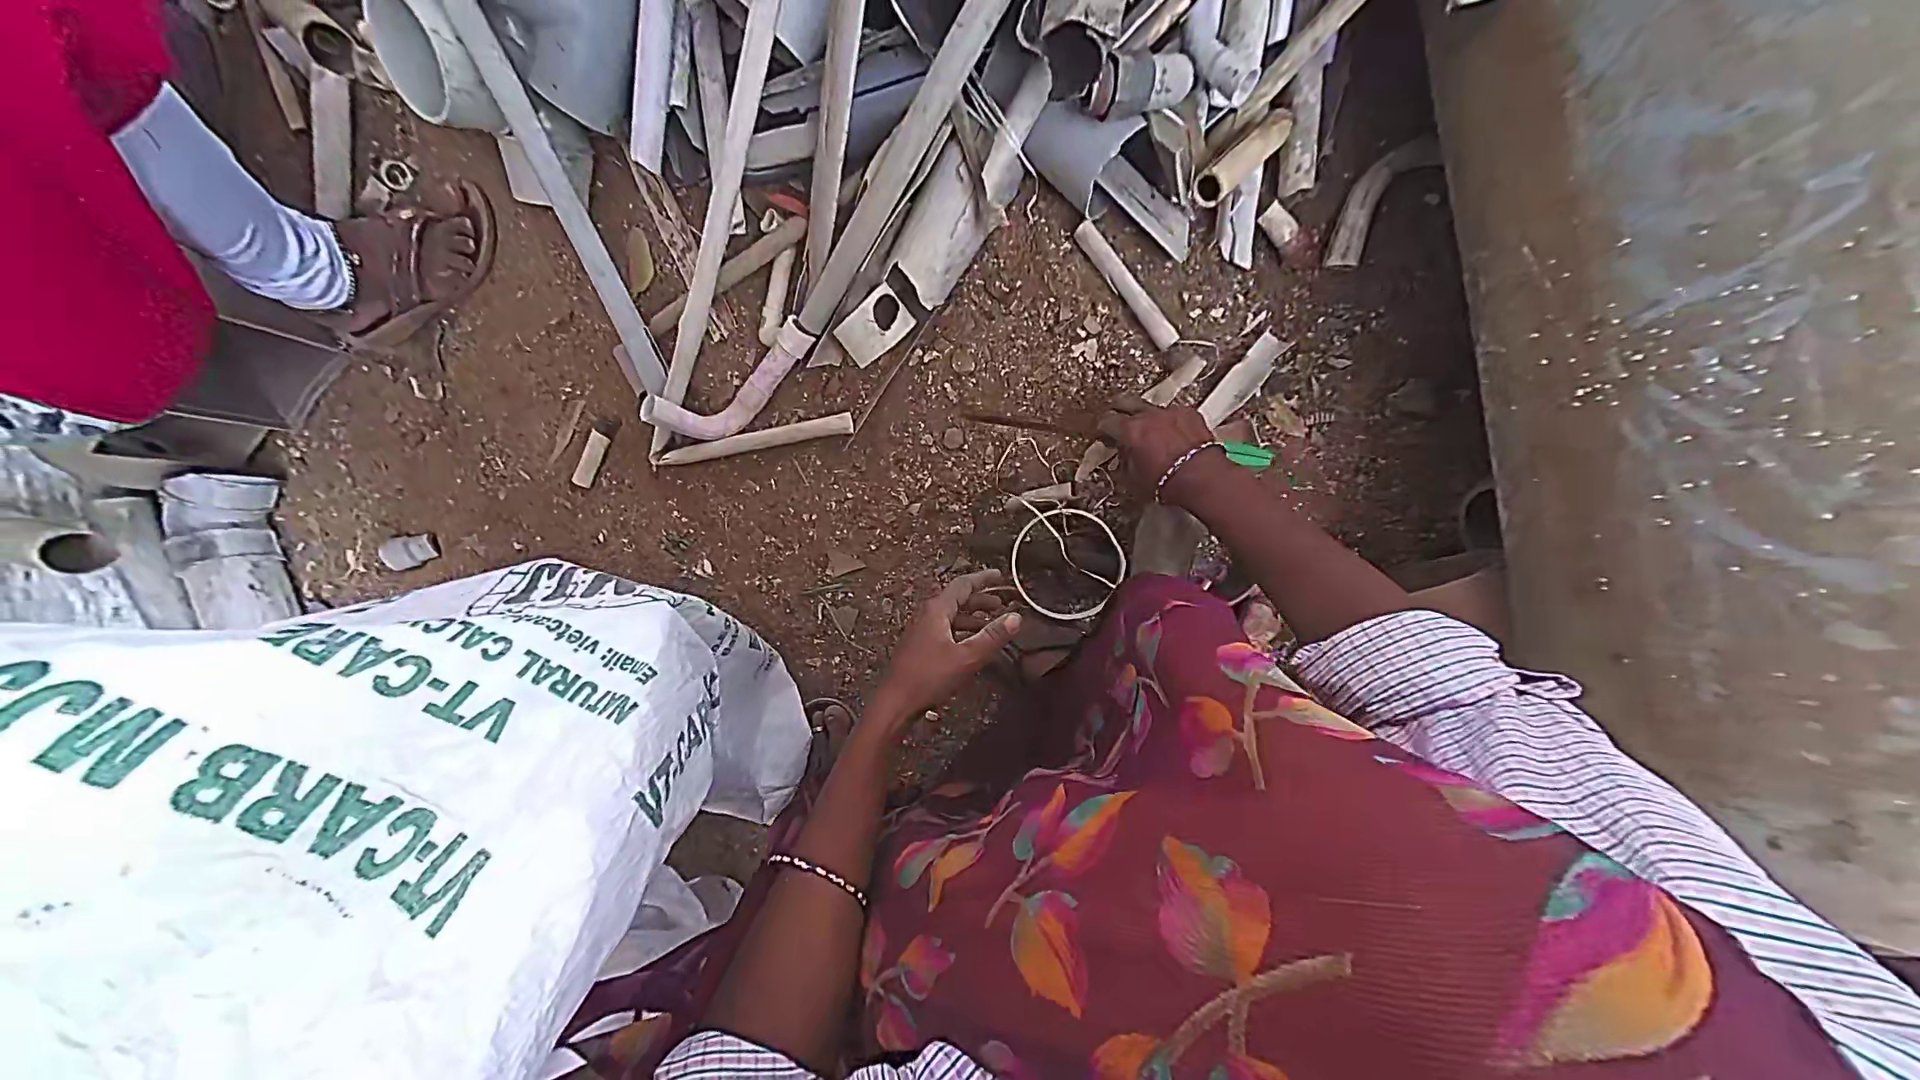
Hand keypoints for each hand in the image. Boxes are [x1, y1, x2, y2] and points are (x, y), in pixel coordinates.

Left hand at [868, 570, 1021, 727]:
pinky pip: (946, 630)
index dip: (983, 579)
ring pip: (952, 616)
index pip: (963, 584)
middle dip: (981, 600)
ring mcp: (922, 630)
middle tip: (1001, 603)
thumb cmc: (928, 677)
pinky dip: (963, 630)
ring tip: (992, 624)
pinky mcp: (921, 646)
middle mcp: (927, 615)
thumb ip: (993, 636)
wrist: (896, 701)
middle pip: (957, 599)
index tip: (999, 575)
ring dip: (973, 617)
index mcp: (937, 610)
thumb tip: (1015, 618)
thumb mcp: (967, 656)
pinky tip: (973, 643)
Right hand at [1096, 397, 1221, 505]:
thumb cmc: (1168, 482)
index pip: (1106, 421)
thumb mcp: (1132, 479)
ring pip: (1151, 408)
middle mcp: (1148, 416)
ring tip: (1150, 433)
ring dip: (1147, 418)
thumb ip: (1122, 461)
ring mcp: (1170, 412)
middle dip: (1119, 410)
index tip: (1104, 435)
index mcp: (1129, 430)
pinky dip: (1169, 422)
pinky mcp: (1189, 413)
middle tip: (1119, 422)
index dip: (1102, 429)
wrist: (1202, 479)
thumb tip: (1121, 457)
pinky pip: (1173, 413)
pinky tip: (1172, 436)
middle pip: (1126, 402)